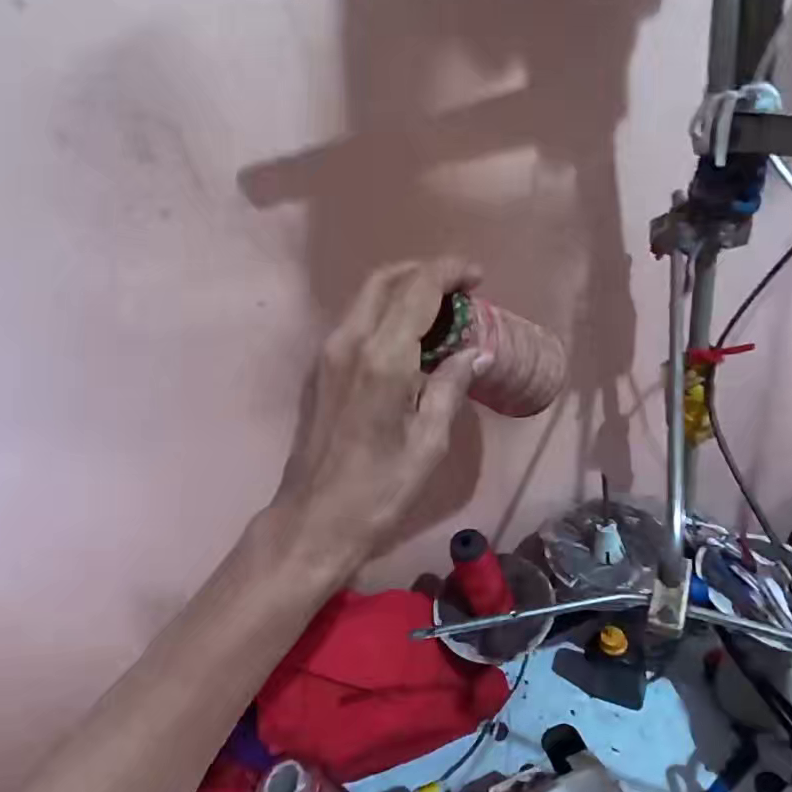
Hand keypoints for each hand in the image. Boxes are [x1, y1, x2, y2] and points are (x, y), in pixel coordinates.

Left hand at [271, 258, 489, 568]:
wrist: (314, 519)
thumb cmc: (379, 489)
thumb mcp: (428, 442)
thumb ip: (451, 387)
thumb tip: (474, 353)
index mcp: (382, 357)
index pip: (417, 288)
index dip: (449, 272)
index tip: (477, 276)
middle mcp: (348, 343)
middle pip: (384, 281)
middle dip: (423, 273)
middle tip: (459, 291)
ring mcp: (326, 355)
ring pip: (364, 299)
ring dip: (401, 293)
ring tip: (438, 316)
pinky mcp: (317, 372)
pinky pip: (353, 324)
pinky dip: (382, 316)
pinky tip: (406, 343)